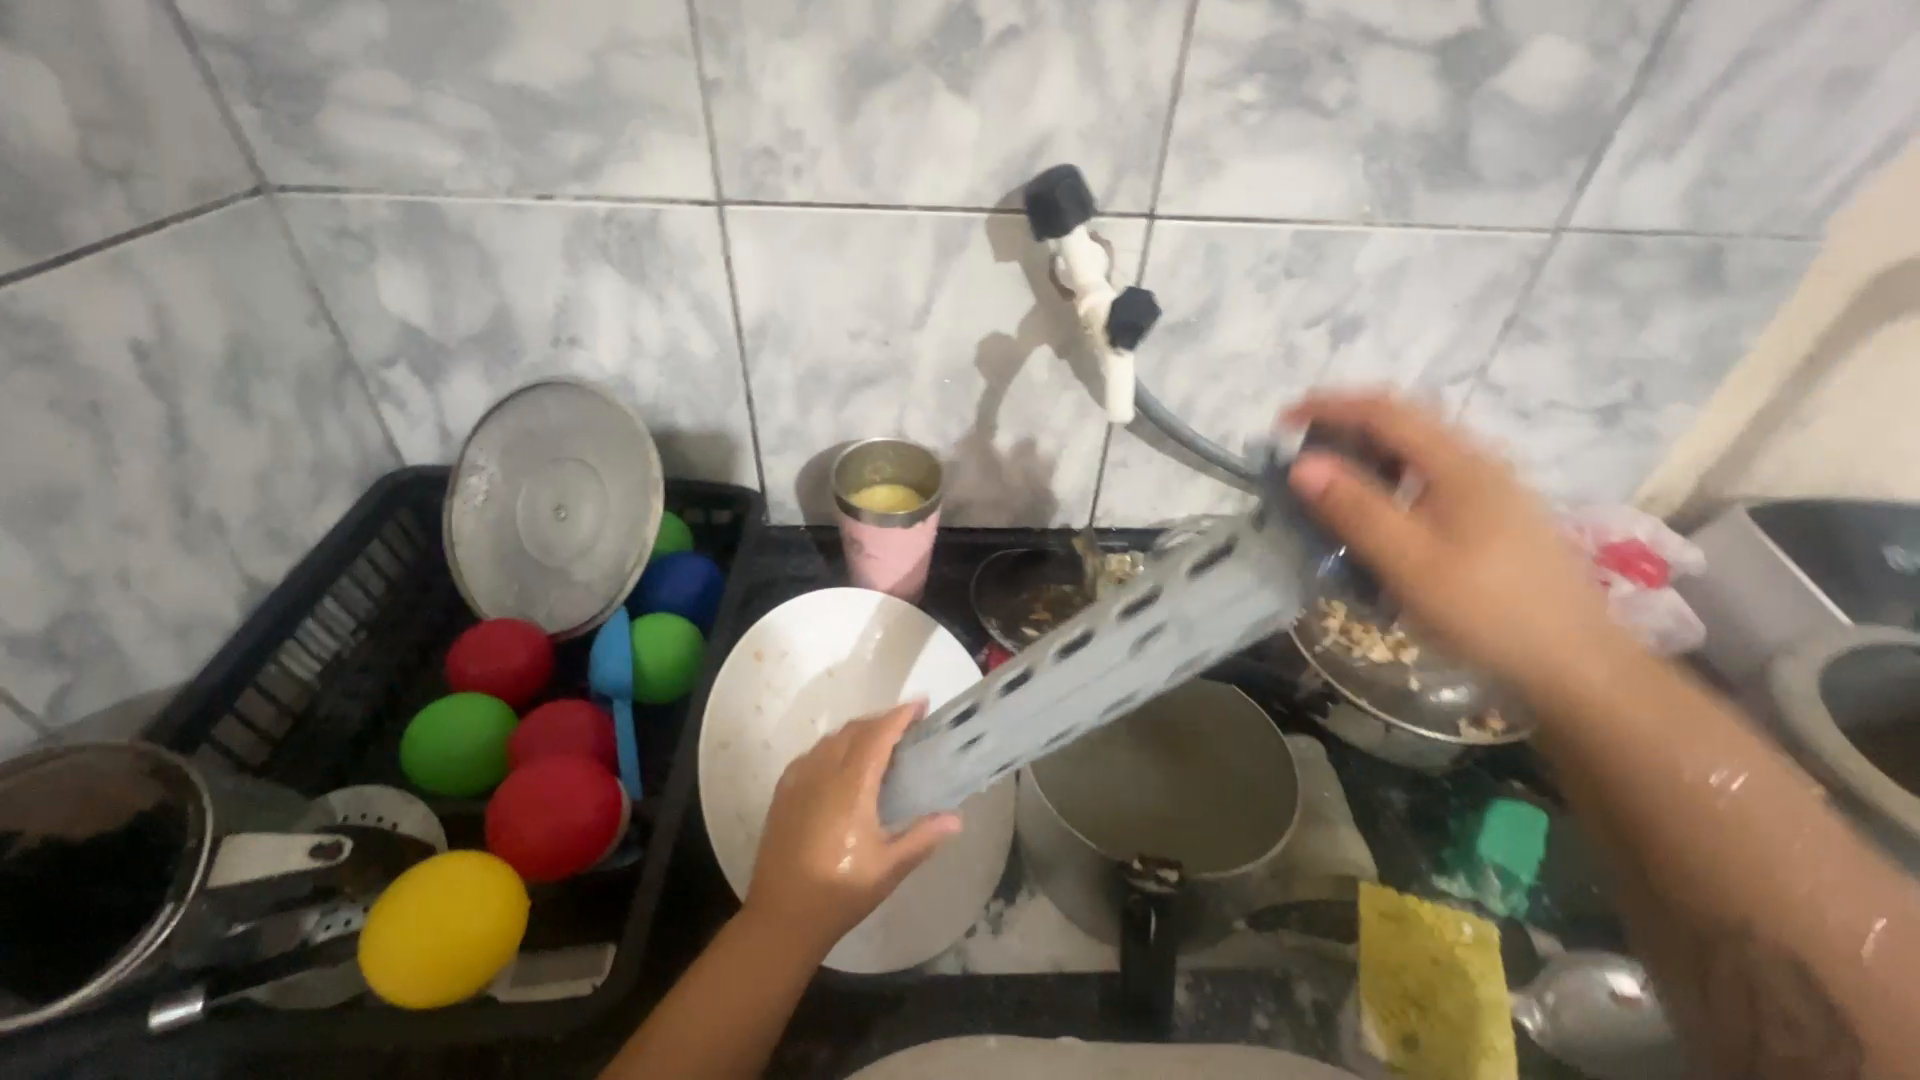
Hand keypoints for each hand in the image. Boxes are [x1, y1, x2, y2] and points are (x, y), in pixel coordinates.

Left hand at [744, 701, 961, 956]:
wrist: (782, 918)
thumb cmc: (840, 893)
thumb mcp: (889, 869)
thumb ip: (923, 837)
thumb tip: (957, 818)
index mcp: (850, 787)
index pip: (877, 735)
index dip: (900, 716)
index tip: (921, 705)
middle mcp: (821, 773)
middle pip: (854, 730)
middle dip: (881, 720)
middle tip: (907, 724)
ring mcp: (797, 781)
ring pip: (830, 740)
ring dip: (857, 732)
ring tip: (880, 742)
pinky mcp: (783, 794)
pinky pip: (811, 755)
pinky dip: (833, 747)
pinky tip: (843, 763)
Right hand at [1284, 392, 1637, 695]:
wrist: (1576, 664)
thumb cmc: (1487, 612)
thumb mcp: (1410, 563)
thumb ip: (1356, 510)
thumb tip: (1302, 464)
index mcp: (1460, 465)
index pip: (1386, 411)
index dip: (1329, 407)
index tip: (1282, 423)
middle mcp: (1480, 464)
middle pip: (1405, 424)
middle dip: (1346, 427)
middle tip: (1299, 454)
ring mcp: (1493, 491)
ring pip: (1419, 453)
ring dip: (1368, 455)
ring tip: (1328, 484)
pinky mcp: (1496, 518)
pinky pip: (1431, 480)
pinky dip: (1390, 481)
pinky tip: (1379, 517)